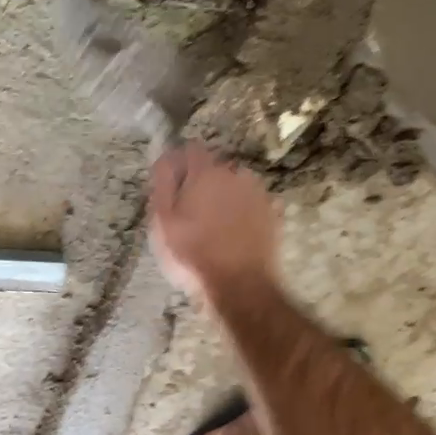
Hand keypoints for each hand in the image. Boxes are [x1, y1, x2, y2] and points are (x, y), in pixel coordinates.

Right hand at [149, 143, 278, 299]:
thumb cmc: (193, 253)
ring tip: (213, 224)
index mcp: (205, 173)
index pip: (191, 149)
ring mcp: (258, 193)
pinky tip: (233, 233)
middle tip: (190, 210)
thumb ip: (163, 183)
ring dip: (224, 195)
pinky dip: (242, 211)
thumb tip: (164, 157)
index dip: (179, 162)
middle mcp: (235, 174)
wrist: (241, 285)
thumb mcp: (163, 220)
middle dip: (202, 181)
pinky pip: (251, 203)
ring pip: (235, 185)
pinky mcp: (272, 213)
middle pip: (214, 168)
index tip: (172, 182)